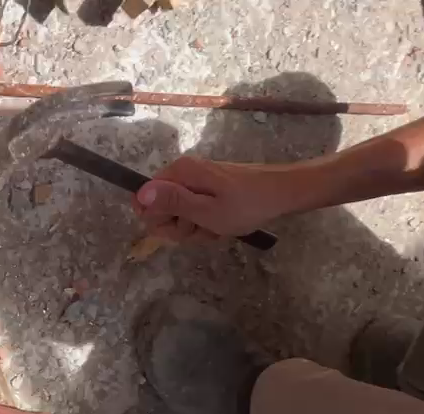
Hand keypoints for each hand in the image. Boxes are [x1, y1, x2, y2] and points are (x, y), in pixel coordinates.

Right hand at [135, 157, 309, 242]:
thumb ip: (172, 202)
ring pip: (175, 216)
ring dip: (192, 229)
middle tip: (200, 227)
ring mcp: (194, 182)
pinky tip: (218, 225)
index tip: (181, 224)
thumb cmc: (246, 205)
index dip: (158, 220)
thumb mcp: (206, 211)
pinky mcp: (204, 189)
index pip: (143, 201)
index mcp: (179, 174)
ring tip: (214, 227)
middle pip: (158, 210)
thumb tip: (140, 194)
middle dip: (177, 227)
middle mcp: (182, 173)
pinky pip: (190, 213)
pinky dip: (202, 224)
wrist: (282, 194)